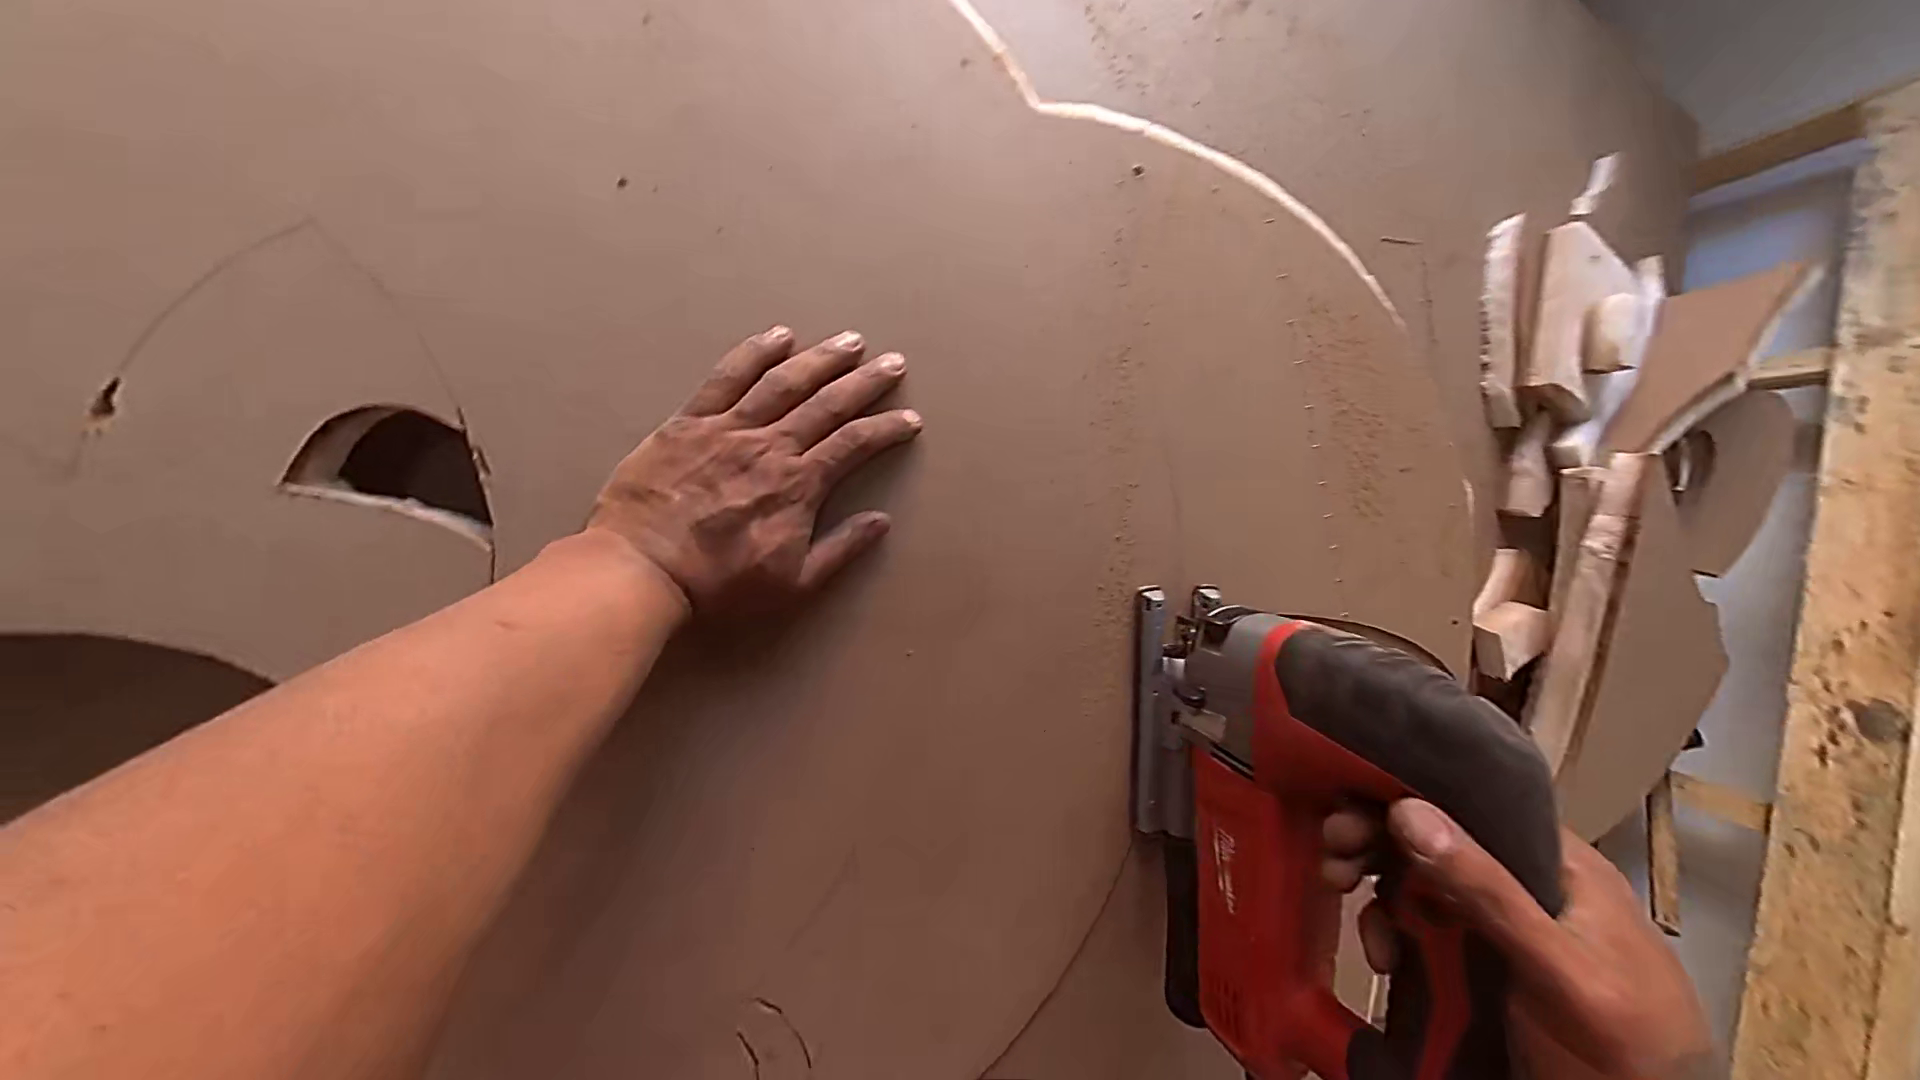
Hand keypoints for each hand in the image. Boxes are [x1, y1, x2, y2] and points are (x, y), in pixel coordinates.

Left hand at [586, 325, 921, 615]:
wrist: (640, 571)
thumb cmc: (719, 585)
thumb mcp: (794, 583)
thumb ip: (841, 549)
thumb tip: (880, 521)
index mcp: (797, 485)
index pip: (854, 444)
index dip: (886, 429)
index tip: (909, 419)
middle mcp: (769, 446)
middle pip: (828, 403)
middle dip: (866, 382)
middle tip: (893, 362)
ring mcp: (728, 429)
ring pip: (784, 381)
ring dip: (821, 358)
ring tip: (850, 341)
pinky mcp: (690, 422)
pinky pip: (727, 377)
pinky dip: (755, 353)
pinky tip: (779, 336)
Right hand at [1322, 800, 1714, 1079]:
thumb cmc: (1628, 1051)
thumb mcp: (1562, 972)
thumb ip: (1489, 892)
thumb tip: (1406, 807)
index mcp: (1555, 864)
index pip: (1470, 802)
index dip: (1406, 794)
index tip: (1353, 801)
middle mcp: (1517, 879)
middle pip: (1430, 836)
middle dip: (1374, 837)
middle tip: (1333, 844)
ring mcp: (1491, 919)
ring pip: (1413, 876)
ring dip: (1369, 879)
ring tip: (1335, 883)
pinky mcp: (1470, 957)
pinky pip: (1413, 925)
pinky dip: (1386, 930)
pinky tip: (1380, 954)